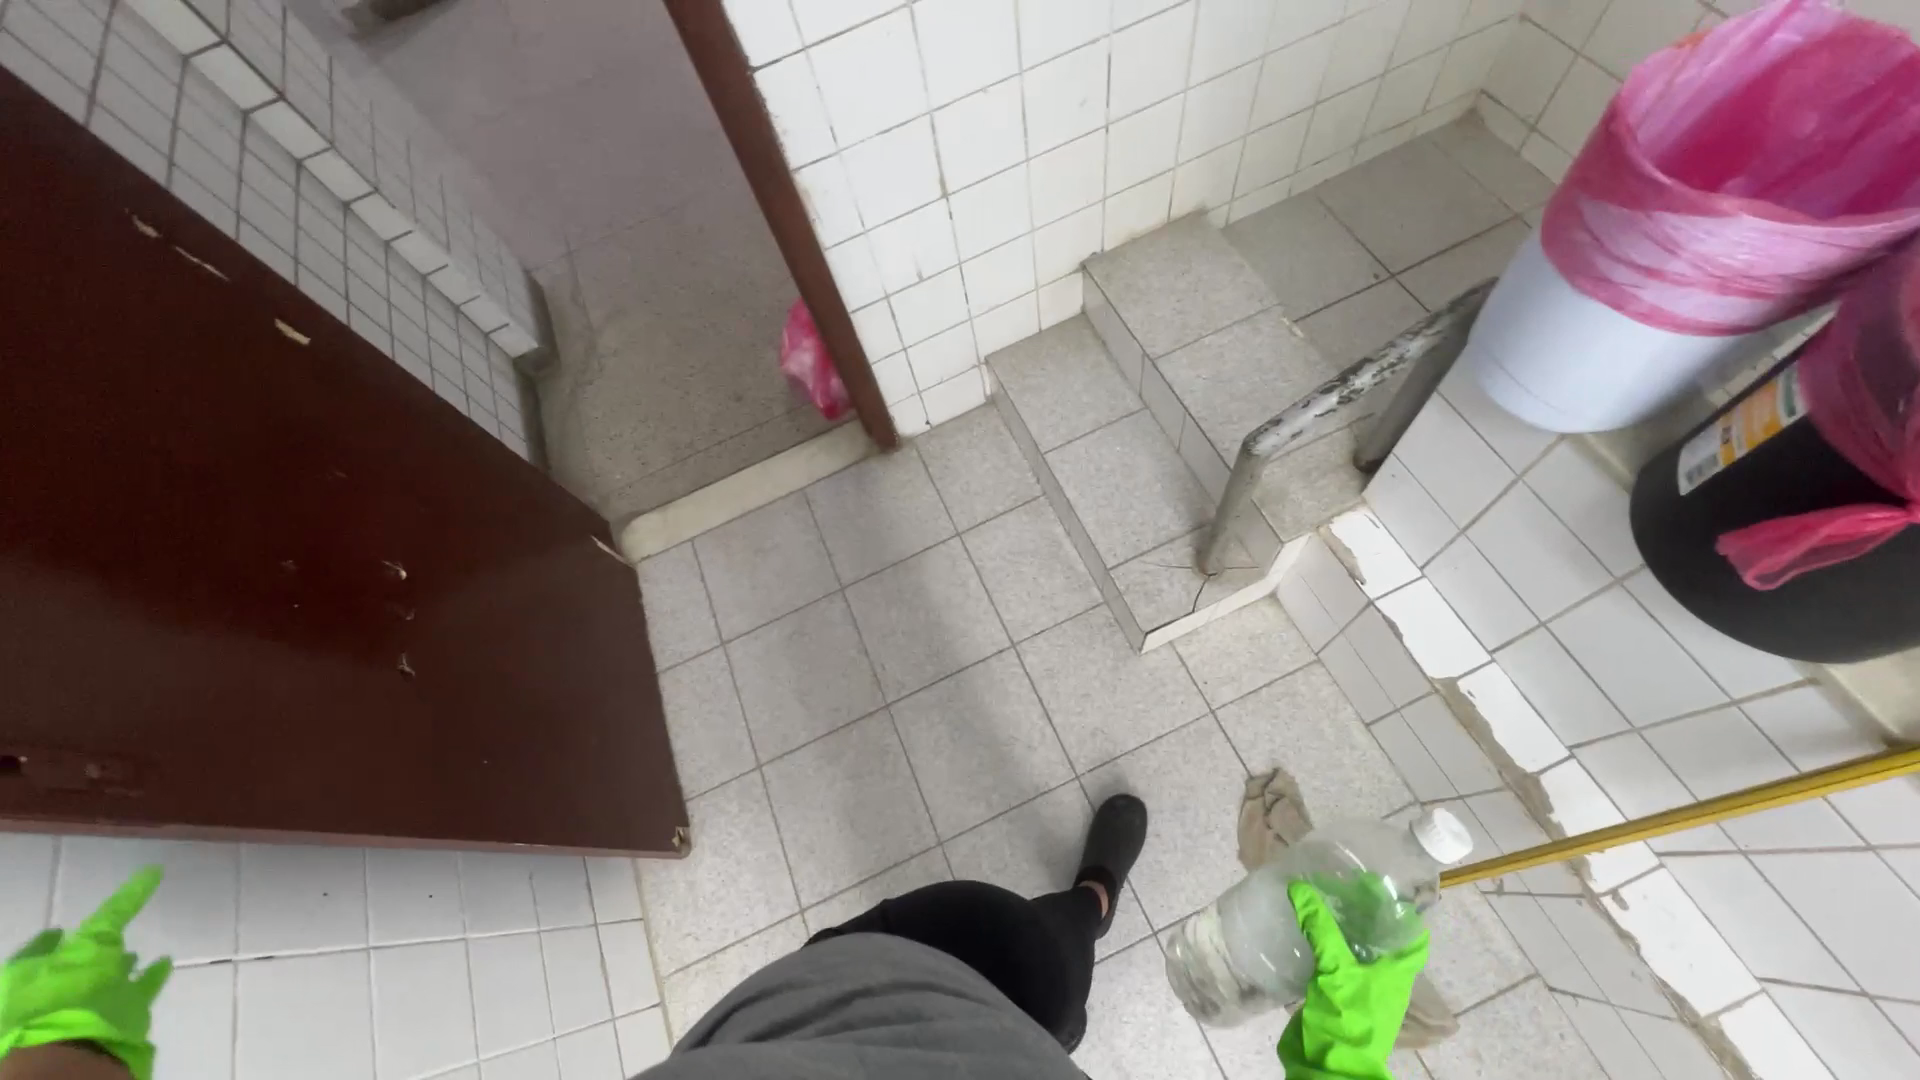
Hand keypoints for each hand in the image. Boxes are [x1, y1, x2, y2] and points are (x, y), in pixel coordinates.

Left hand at [0, 867, 171, 1079]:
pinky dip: (148, 977)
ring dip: (115, 966)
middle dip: (84, 952)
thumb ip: (118, 909)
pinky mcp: (114, 1017)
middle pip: (66, 966)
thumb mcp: (90, 944)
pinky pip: (134, 992)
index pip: (46, 943)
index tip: (83, 912)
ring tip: (136, 953)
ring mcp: (81, 1006)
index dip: (62, 930)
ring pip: (99, 980)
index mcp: (27, 975)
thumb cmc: (67, 993)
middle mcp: (47, 992)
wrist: (70, 1056)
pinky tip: (164, 963)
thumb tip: (150, 871)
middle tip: (106, 936)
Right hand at [1277, 879, 1427, 1079]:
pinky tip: (1302, 929)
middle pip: (1379, 939)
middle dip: (1362, 911)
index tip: (1380, 884)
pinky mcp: (1333, 994)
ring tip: (1318, 898)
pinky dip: (1321, 943)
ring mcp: (1358, 988)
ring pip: (1354, 949)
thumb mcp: (1336, 970)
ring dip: (1340, 926)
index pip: (1412, 938)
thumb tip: (1299, 886)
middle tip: (1339, 881)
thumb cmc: (1347, 1020)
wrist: (1327, 1067)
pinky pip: (1331, 961)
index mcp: (1396, 974)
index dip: (1403, 911)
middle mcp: (1382, 979)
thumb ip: (1320, 928)